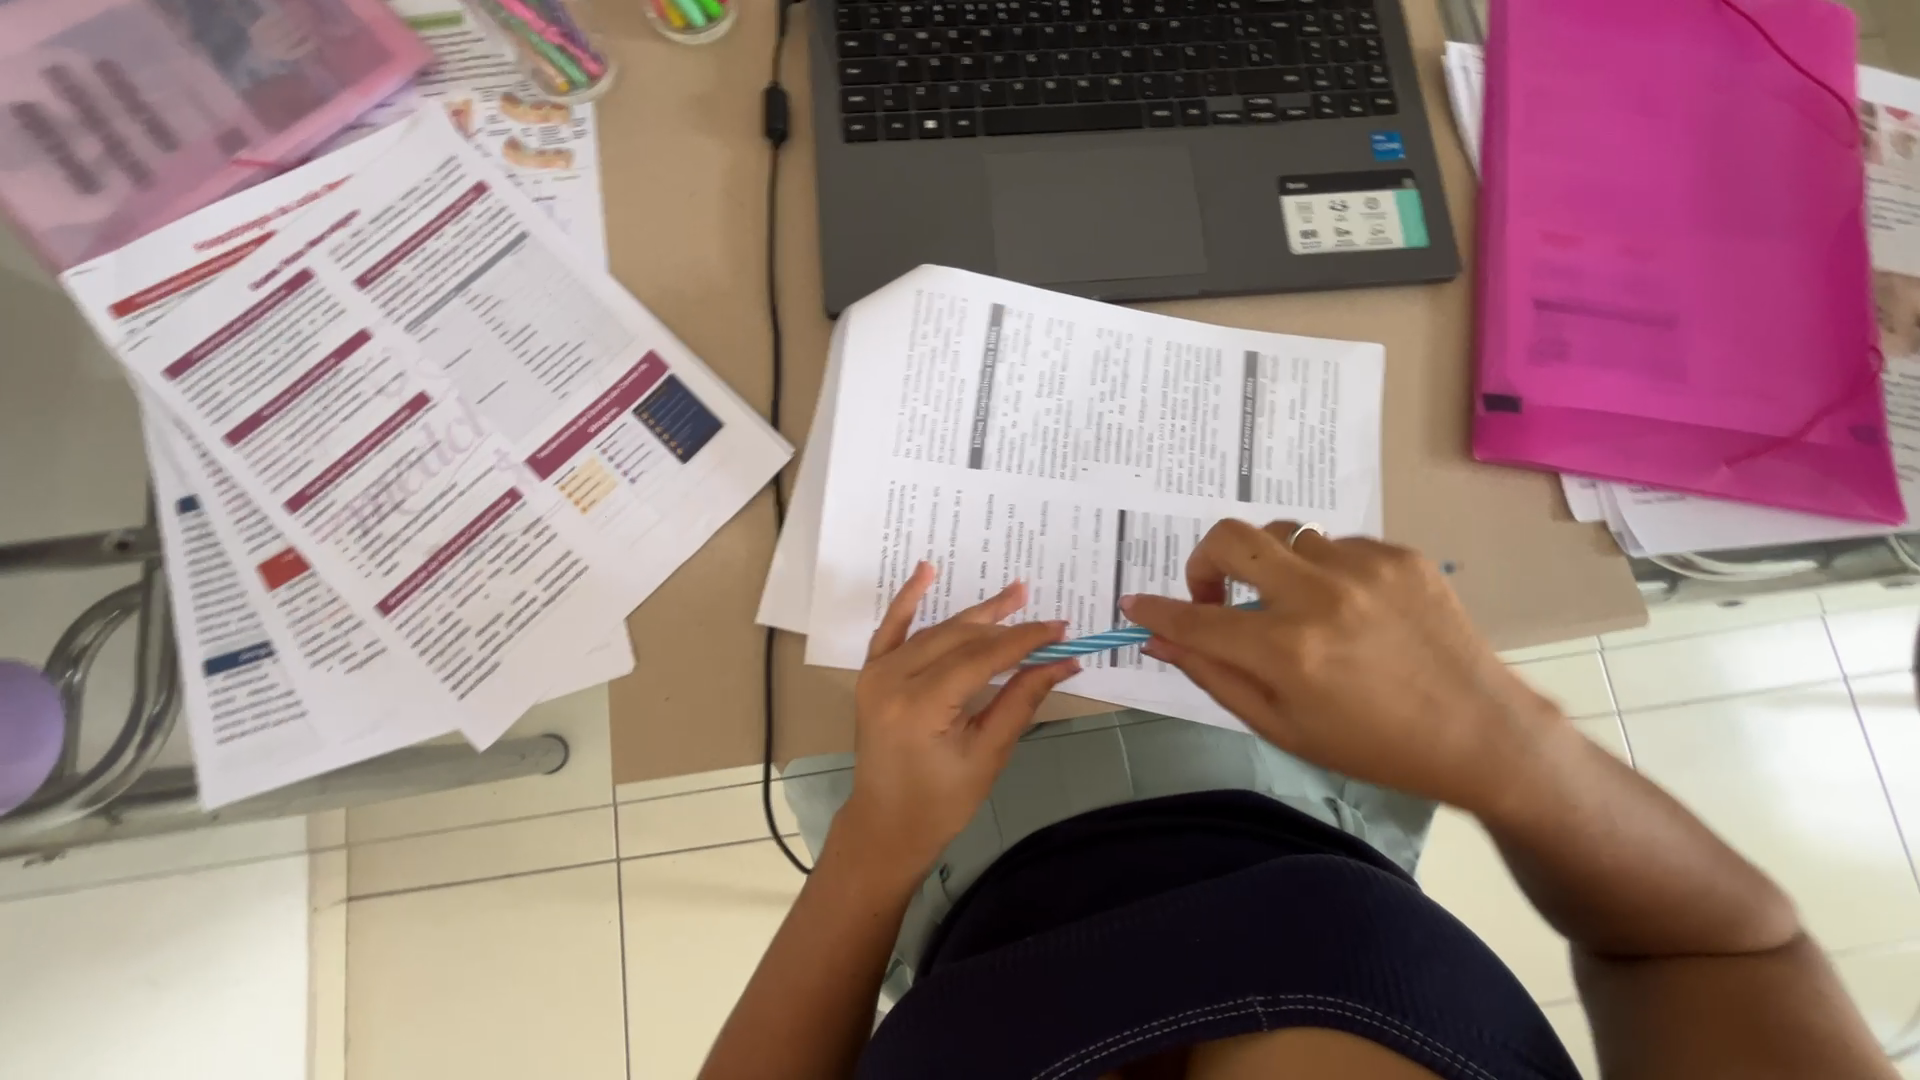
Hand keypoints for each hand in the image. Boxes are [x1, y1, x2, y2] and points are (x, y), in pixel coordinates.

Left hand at [831, 563, 1078, 880]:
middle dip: (1007, 627)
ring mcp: (877, 673)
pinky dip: (909, 599)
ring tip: (1015, 593)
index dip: (1025, 641)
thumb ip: (1021, 700)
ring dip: (975, 614)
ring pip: (936, 631)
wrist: (886, 823)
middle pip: (960, 638)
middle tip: (1047, 619)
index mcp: (921, 706)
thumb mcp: (988, 754)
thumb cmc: (941, 801)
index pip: (983, 657)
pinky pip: (891, 628)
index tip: (1061, 630)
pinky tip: (927, 571)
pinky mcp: (871, 674)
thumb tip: (1063, 663)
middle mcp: (893, 680)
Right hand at [1123, 520, 1562, 814]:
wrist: (1484, 736)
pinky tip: (1348, 610)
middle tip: (1214, 594)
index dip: (1155, 609)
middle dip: (1203, 562)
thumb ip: (1214, 675)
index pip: (1195, 617)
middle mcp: (1319, 596)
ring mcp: (1363, 568)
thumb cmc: (1371, 745)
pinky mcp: (1399, 556)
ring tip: (1293, 607)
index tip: (1134, 603)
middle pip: (1230, 538)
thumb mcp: (1280, 726)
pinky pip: (1334, 546)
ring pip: (1283, 537)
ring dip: (1270, 569)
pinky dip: (1323, 572)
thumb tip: (1160, 639)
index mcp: (1286, 650)